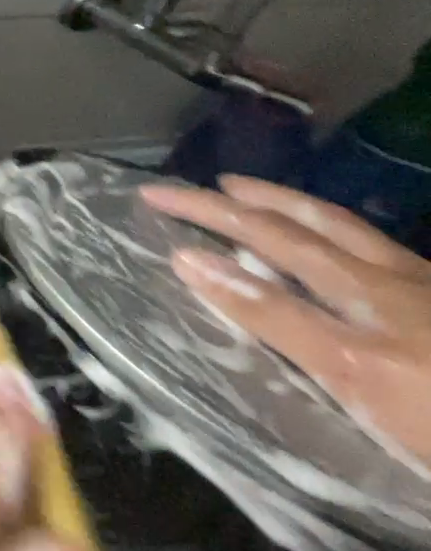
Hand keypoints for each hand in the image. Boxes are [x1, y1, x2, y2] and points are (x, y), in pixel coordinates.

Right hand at [143, 175, 430, 464]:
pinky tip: (358, 264)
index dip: (208, 212)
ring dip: (309, 217)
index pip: (267, 234)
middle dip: (260, 201)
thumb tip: (189, 258)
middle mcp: (399, 278)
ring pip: (363, 240)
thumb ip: (272, 314)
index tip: (151, 195)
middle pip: (321, 224)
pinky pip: (390, 265)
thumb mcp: (349, 367)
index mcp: (363, 284)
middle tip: (218, 183)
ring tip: (277, 208)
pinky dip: (352, 249)